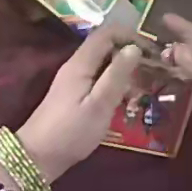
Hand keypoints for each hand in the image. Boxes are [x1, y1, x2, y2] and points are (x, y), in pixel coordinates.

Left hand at [16, 27, 144, 179]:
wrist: (37, 156)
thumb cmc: (71, 132)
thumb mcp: (99, 105)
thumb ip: (117, 75)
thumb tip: (135, 48)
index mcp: (80, 63)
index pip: (107, 33)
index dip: (131, 35)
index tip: (152, 51)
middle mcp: (75, 66)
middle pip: (105, 46)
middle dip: (130, 52)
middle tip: (154, 69)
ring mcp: (73, 80)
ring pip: (102, 63)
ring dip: (124, 68)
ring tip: (145, 84)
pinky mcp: (73, 94)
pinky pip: (98, 78)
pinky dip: (114, 82)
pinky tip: (126, 98)